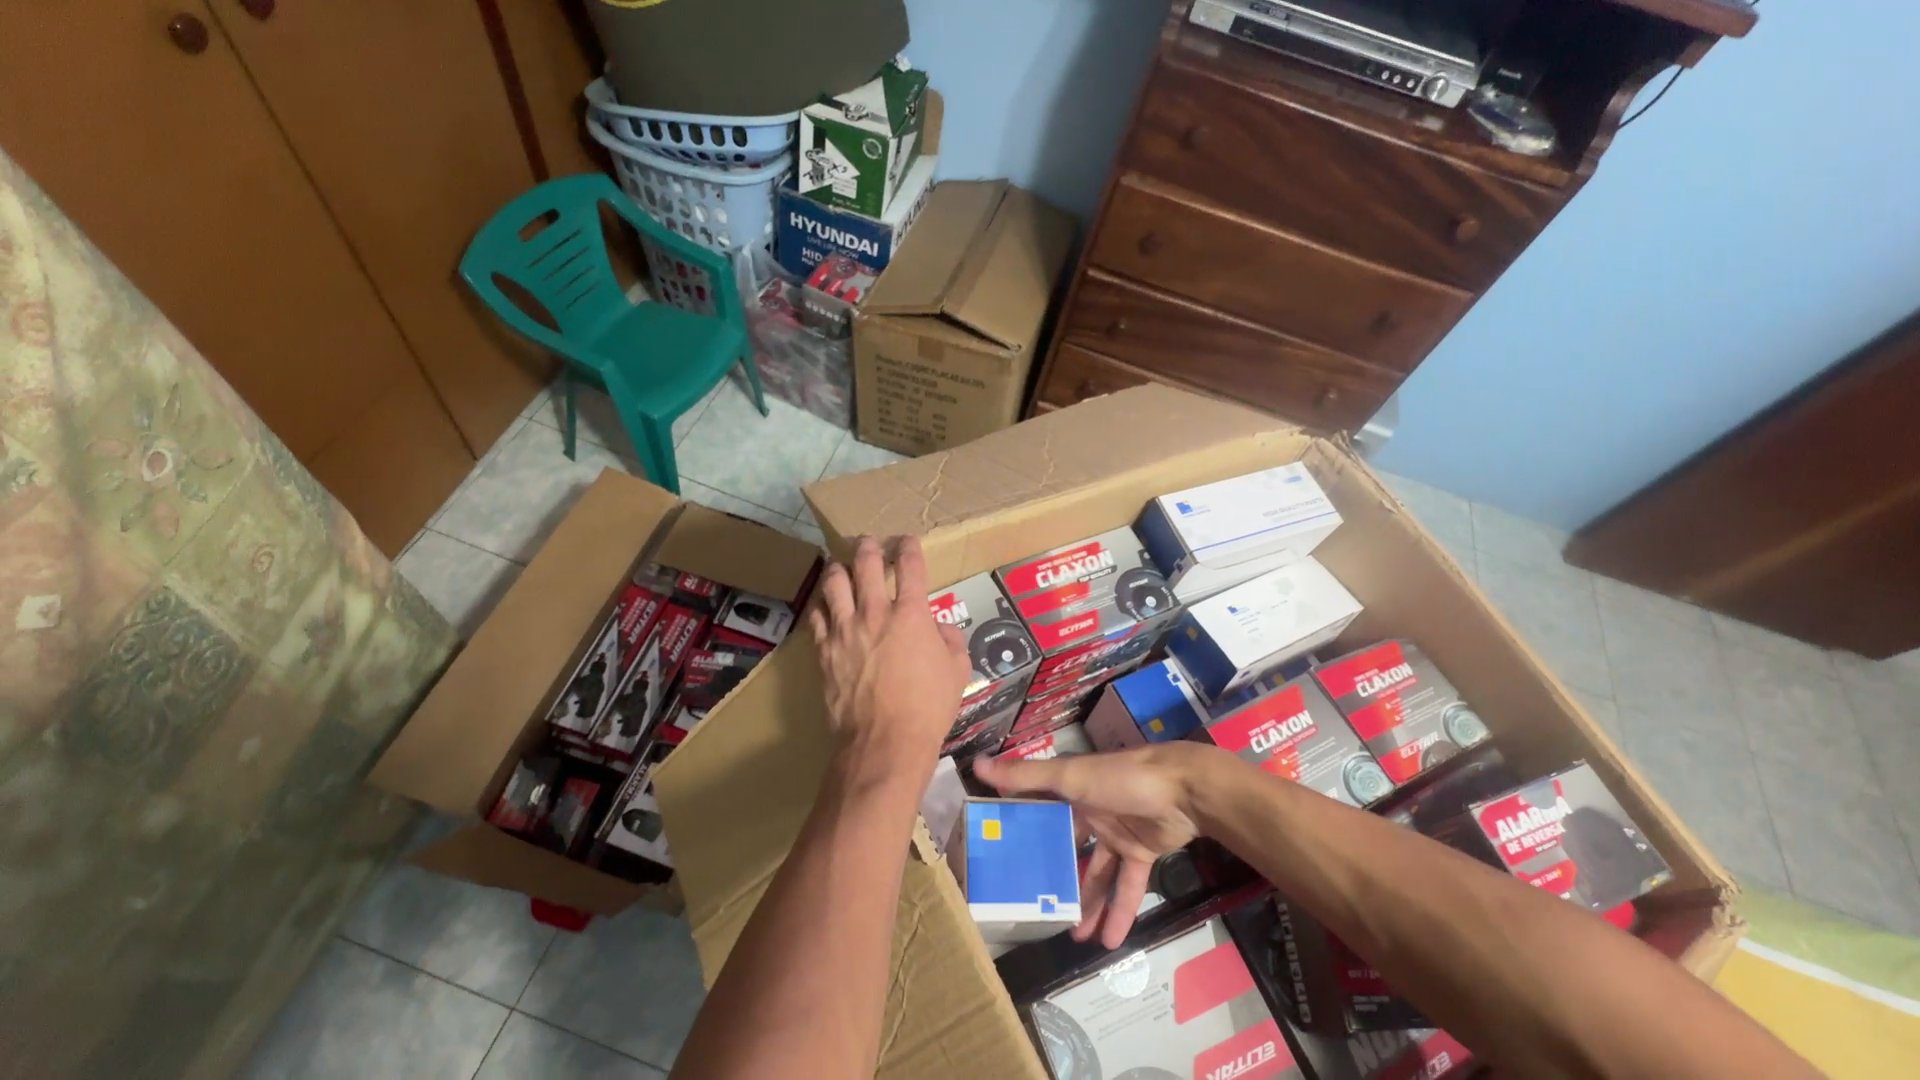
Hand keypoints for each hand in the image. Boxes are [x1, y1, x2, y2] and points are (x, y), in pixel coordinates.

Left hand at [808, 536, 971, 789]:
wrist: (885, 741)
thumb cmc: (929, 708)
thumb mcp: (958, 671)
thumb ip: (951, 641)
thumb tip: (941, 629)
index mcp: (912, 613)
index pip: (910, 566)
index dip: (909, 547)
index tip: (907, 541)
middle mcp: (875, 612)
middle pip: (866, 564)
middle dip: (869, 546)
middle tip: (870, 542)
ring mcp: (845, 629)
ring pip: (835, 582)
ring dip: (839, 568)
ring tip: (841, 565)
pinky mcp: (823, 650)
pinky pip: (816, 615)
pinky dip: (821, 603)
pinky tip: (824, 602)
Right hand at [973, 742, 1214, 947]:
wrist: (1185, 790)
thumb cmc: (1122, 778)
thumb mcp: (1070, 776)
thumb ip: (1025, 775)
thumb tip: (977, 763)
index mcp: (1072, 789)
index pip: (1040, 809)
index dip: (1022, 830)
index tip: (1001, 854)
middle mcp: (1091, 810)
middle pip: (1067, 848)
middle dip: (1053, 876)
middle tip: (1033, 906)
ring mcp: (1117, 833)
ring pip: (1096, 873)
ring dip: (1086, 903)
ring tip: (1072, 937)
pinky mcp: (1142, 852)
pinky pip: (1127, 885)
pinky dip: (1119, 911)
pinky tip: (1108, 942)